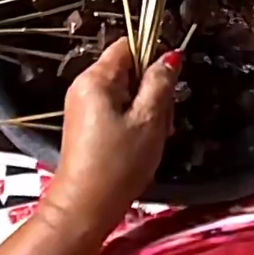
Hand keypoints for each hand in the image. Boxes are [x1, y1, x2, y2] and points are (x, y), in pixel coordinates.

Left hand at [45, 39, 180, 228]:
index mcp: (96, 78)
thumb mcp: (148, 120)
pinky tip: (142, 143)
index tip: (169, 82)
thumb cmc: (118, 164)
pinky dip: (133, 120)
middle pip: (128, 69)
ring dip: (146, 108)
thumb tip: (171, 55)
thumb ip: (160, 83)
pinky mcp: (86, 123)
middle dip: (152, 88)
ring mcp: (83, 105)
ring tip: (155, 135)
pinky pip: (115, 108)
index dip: (153, 56)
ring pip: (125, 91)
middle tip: (164, 120)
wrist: (84, 209)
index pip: (128, 45)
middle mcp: (84, 85)